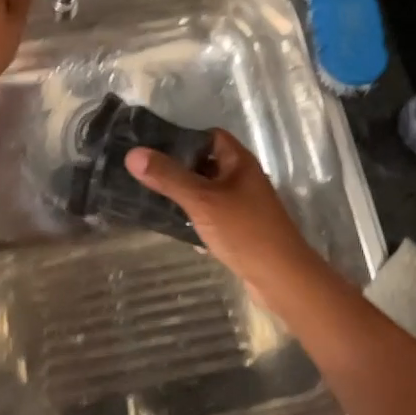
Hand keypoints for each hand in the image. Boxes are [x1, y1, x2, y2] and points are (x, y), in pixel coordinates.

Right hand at [125, 130, 317, 290]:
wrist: (282, 278)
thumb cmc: (244, 230)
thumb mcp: (202, 200)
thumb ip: (168, 177)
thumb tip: (133, 154)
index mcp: (238, 161)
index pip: (209, 135)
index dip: (183, 137)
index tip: (153, 145)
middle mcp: (243, 177)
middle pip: (206, 163)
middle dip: (179, 167)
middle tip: (145, 171)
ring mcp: (244, 204)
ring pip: (208, 190)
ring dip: (185, 194)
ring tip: (152, 196)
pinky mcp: (241, 228)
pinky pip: (212, 214)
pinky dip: (195, 217)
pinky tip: (175, 226)